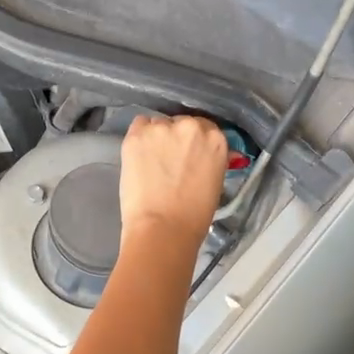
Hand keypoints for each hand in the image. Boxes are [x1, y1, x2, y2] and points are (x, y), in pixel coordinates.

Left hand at [119, 116, 229, 246]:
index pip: (205, 129)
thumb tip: (205, 157)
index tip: (188, 156)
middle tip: (170, 162)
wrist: (163, 229)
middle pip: (181, 123)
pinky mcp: (137, 135)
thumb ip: (210, 162)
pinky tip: (139, 158)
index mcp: (215, 139)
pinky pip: (139, 126)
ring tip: (152, 164)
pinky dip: (139, 138)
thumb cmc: (194, 218)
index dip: (194, 143)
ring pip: (159, 125)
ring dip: (157, 139)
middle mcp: (191, 126)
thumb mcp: (214, 185)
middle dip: (176, 139)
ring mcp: (162, 128)